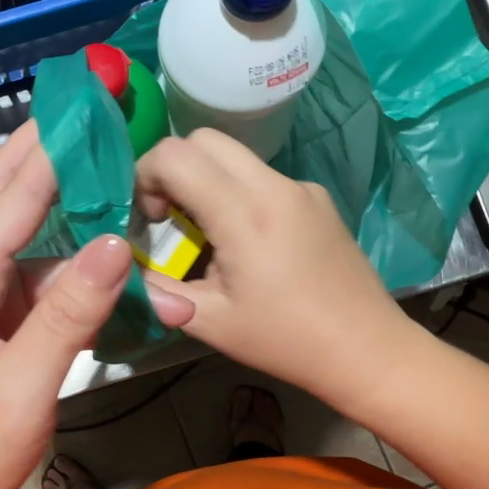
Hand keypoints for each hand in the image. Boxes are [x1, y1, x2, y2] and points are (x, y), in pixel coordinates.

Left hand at [0, 121, 131, 488]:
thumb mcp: (22, 388)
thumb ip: (69, 315)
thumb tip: (117, 244)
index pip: (9, 201)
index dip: (50, 151)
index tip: (88, 105)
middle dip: (38, 148)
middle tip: (84, 105)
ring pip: (15, 229)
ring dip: (55, 195)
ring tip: (98, 155)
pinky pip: (28, 269)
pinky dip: (62, 250)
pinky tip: (95, 240)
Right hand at [138, 129, 418, 408]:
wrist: (366, 349)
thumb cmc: (283, 340)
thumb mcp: (207, 320)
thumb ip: (156, 287)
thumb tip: (122, 265)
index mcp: (244, 213)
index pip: (174, 155)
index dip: (145, 177)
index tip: (148, 219)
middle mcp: (273, 186)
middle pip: (203, 140)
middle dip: (172, 169)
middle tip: (168, 216)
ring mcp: (300, 187)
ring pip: (233, 154)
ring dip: (204, 179)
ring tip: (204, 232)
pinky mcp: (316, 197)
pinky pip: (261, 176)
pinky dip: (236, 192)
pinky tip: (245, 242)